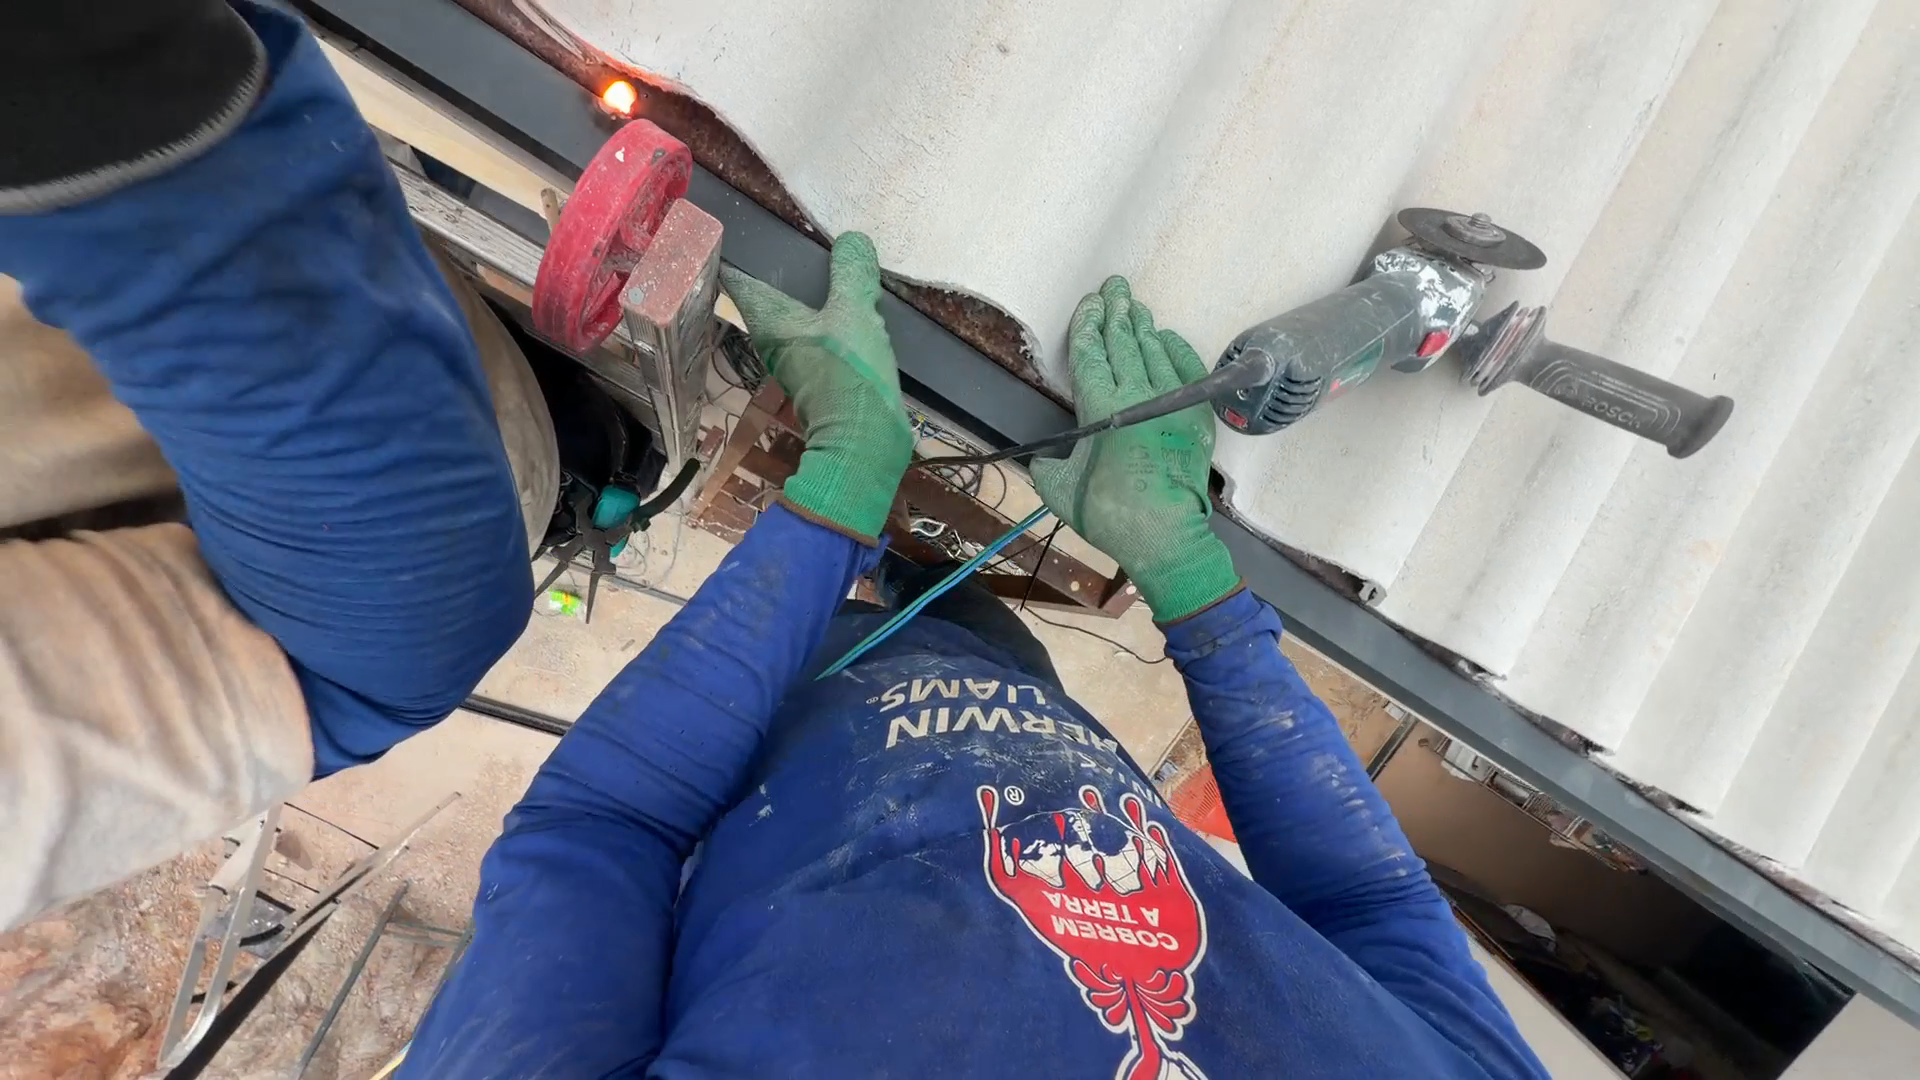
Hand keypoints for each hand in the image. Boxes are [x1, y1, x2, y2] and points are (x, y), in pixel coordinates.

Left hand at [719, 233, 912, 539]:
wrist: (866, 442)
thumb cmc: (849, 375)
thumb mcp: (855, 313)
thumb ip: (851, 274)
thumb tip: (852, 239)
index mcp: (768, 320)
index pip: (736, 275)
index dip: (737, 248)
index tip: (743, 224)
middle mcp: (773, 340)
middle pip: (769, 295)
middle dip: (781, 269)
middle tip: (800, 236)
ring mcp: (798, 361)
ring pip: (797, 317)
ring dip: (810, 296)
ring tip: (830, 267)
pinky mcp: (822, 378)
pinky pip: (820, 336)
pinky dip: (830, 320)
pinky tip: (852, 308)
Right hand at [1032, 277, 1239, 620]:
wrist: (1163, 536)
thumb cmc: (1108, 514)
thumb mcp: (1060, 490)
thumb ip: (1047, 464)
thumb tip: (1044, 455)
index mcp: (1101, 408)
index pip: (1091, 355)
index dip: (1087, 327)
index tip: (1089, 303)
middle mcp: (1138, 395)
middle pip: (1124, 344)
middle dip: (1116, 313)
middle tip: (1114, 285)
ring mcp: (1172, 402)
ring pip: (1154, 353)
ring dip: (1142, 326)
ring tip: (1134, 304)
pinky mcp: (1197, 415)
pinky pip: (1186, 371)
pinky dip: (1174, 351)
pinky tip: (1164, 336)